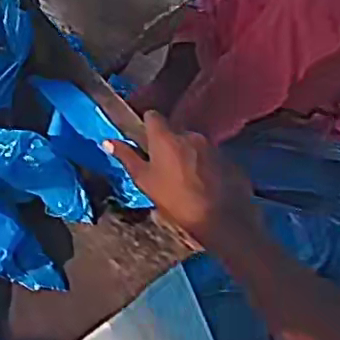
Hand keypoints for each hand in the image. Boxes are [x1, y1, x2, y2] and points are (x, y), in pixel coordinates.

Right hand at [106, 112, 261, 251]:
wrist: (225, 224)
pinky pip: (214, 158)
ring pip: (195, 145)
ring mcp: (214, 147)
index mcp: (165, 136)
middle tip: (166, 167)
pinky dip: (209, 167)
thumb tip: (107, 141)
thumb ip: (127, 157)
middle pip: (175, 131)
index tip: (146, 142)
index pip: (153, 115)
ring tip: (189, 180)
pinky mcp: (232, 161)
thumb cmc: (177, 201)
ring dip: (190, 155)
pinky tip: (208, 187)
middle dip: (170, 144)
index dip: (148, 126)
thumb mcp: (145, 181)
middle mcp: (190, 134)